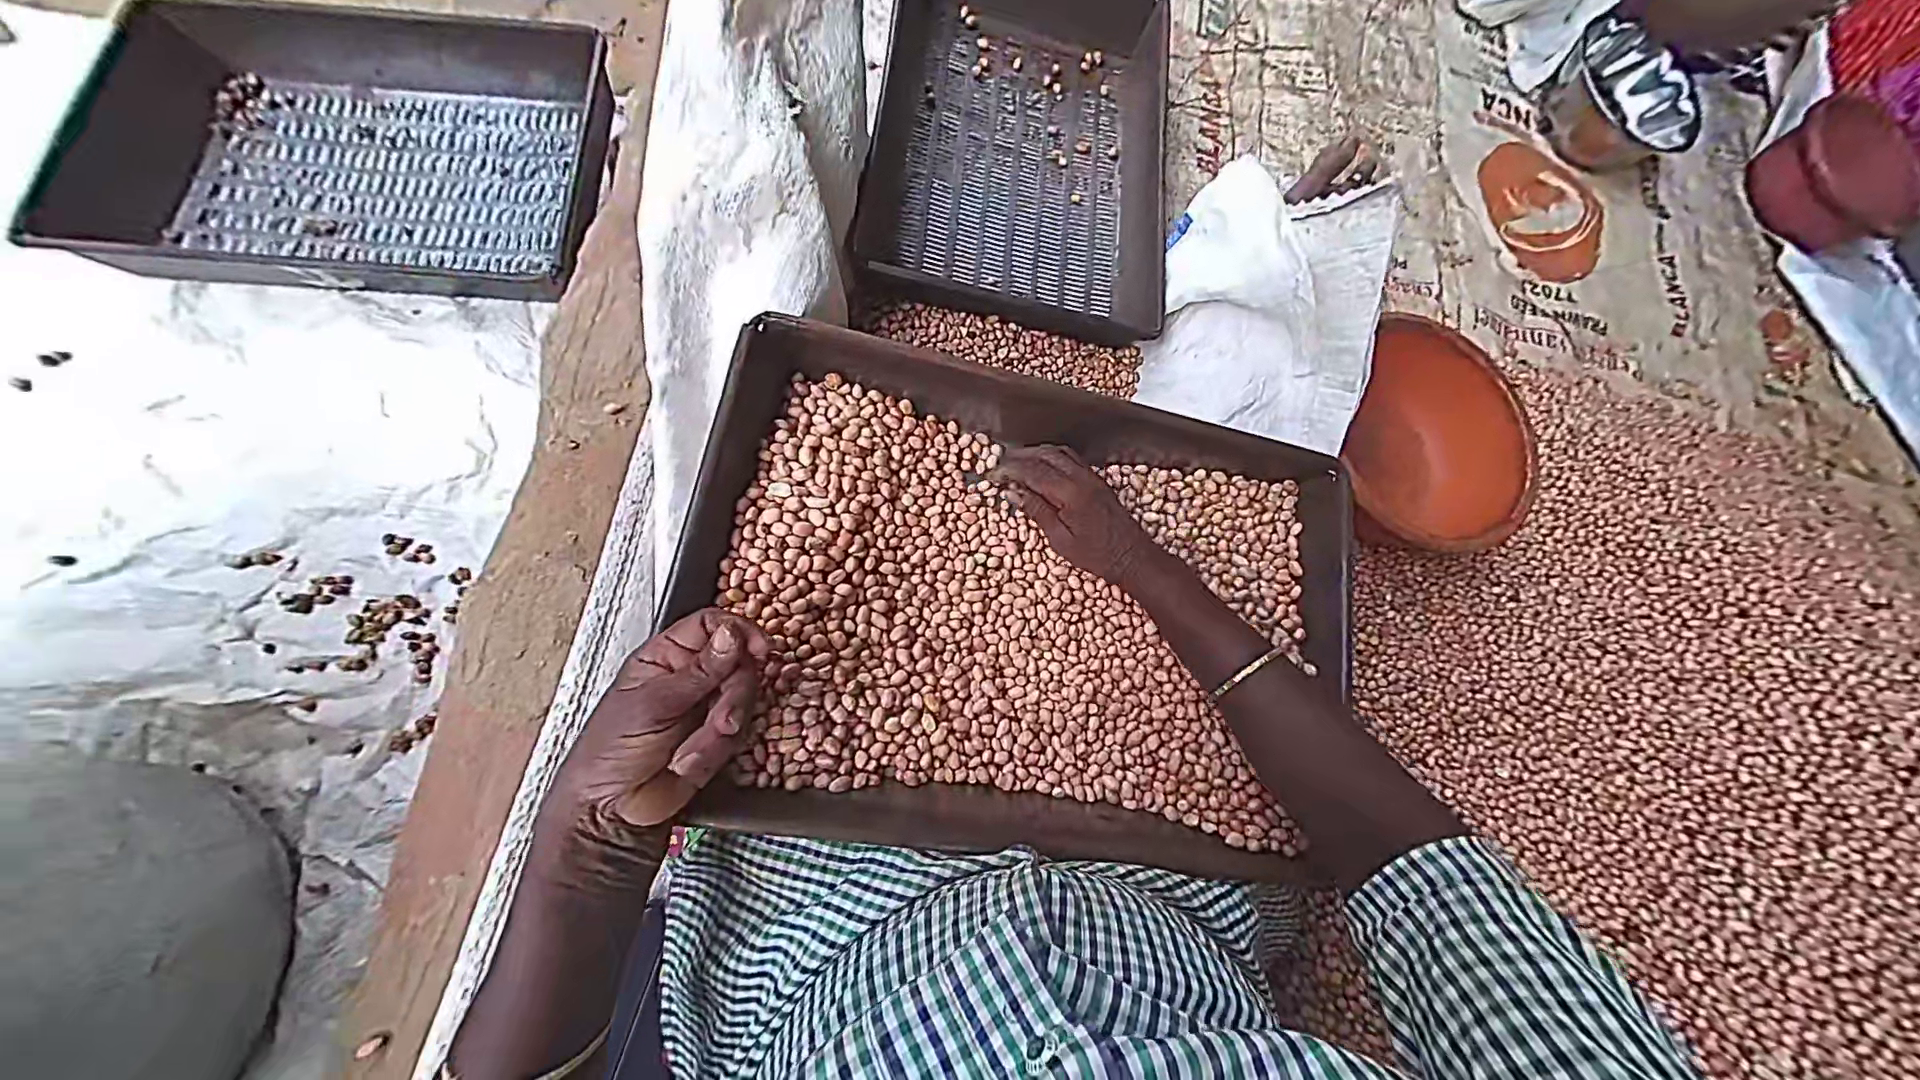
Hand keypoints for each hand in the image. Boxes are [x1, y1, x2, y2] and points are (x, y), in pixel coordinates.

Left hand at [537, 608, 769, 888]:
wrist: (611, 814)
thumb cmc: (610, 754)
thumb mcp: (653, 704)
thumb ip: (700, 670)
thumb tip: (732, 634)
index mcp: (666, 656)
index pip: (712, 625)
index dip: (738, 632)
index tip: (759, 647)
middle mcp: (692, 675)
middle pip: (739, 661)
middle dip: (734, 692)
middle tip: (722, 716)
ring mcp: (708, 704)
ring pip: (744, 695)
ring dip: (724, 725)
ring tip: (692, 751)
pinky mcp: (720, 735)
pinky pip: (742, 729)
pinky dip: (718, 748)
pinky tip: (690, 762)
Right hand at [992, 445, 1159, 586]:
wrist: (1132, 556)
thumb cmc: (1098, 556)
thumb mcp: (1060, 540)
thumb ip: (1037, 511)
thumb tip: (1013, 493)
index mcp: (1070, 493)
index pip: (1032, 472)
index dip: (1009, 470)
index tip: (993, 474)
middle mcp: (1082, 479)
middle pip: (1044, 455)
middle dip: (1018, 457)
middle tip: (1000, 464)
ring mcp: (1091, 477)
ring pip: (1058, 452)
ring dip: (1034, 453)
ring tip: (1016, 462)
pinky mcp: (1097, 480)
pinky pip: (1070, 458)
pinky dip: (1051, 456)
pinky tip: (1042, 465)